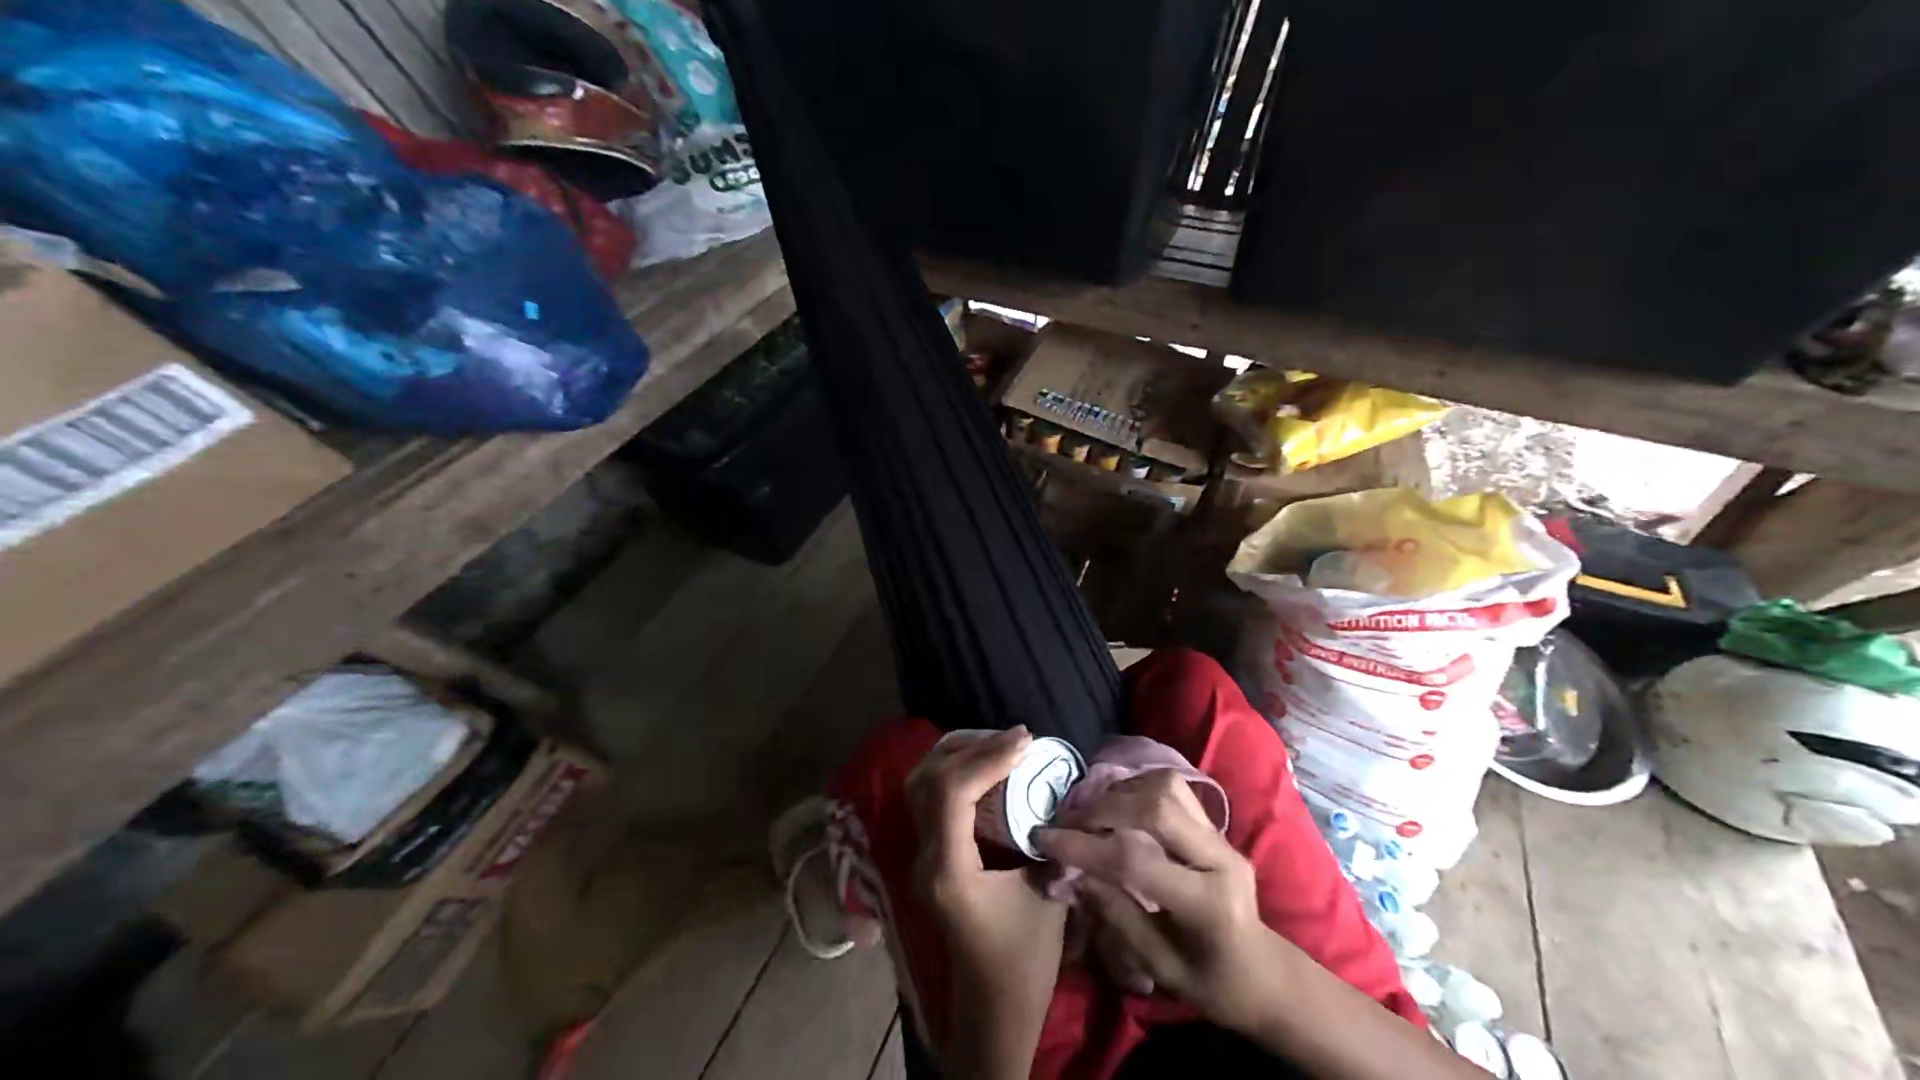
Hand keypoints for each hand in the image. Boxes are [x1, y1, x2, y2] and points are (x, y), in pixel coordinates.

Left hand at [907, 727, 1066, 1076]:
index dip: (987, 758)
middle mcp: (924, 857)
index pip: (951, 794)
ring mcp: (919, 855)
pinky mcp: (927, 854)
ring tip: (999, 742)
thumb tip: (1066, 792)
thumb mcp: (1049, 898)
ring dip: (957, 754)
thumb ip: (1052, 842)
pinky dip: (954, 771)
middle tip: (1014, 736)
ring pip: (920, 785)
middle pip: (926, 780)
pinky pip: (930, 798)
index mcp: (948, 871)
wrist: (995, 1002)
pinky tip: (985, 765)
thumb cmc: (1025, 958)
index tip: (1026, 741)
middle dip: (970, 747)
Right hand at [1036, 770, 1286, 1034]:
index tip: (1044, 840)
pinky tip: (1116, 807)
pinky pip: (1171, 787)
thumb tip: (1075, 872)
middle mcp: (1219, 858)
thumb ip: (1117, 914)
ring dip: (1120, 792)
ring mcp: (1221, 835)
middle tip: (1067, 822)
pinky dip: (1136, 788)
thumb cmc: (1211, 982)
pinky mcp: (1215, 824)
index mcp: (1208, 904)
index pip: (1136, 860)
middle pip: (1156, 806)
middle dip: (1102, 808)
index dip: (1084, 847)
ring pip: (1165, 786)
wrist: (1265, 973)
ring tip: (1090, 813)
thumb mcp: (1160, 966)